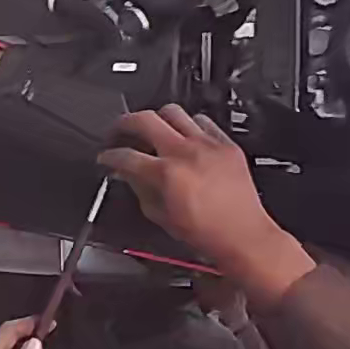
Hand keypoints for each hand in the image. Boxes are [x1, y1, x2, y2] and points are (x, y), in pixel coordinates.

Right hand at [98, 105, 315, 305]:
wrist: (243, 236)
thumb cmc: (206, 233)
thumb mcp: (160, 215)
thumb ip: (139, 189)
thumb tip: (126, 174)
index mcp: (166, 173)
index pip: (126, 155)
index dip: (109, 156)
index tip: (106, 157)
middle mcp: (186, 152)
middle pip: (144, 119)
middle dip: (123, 123)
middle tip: (118, 130)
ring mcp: (208, 145)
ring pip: (173, 111)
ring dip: (156, 119)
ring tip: (151, 129)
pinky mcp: (226, 144)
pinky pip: (203, 121)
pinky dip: (189, 125)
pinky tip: (184, 136)